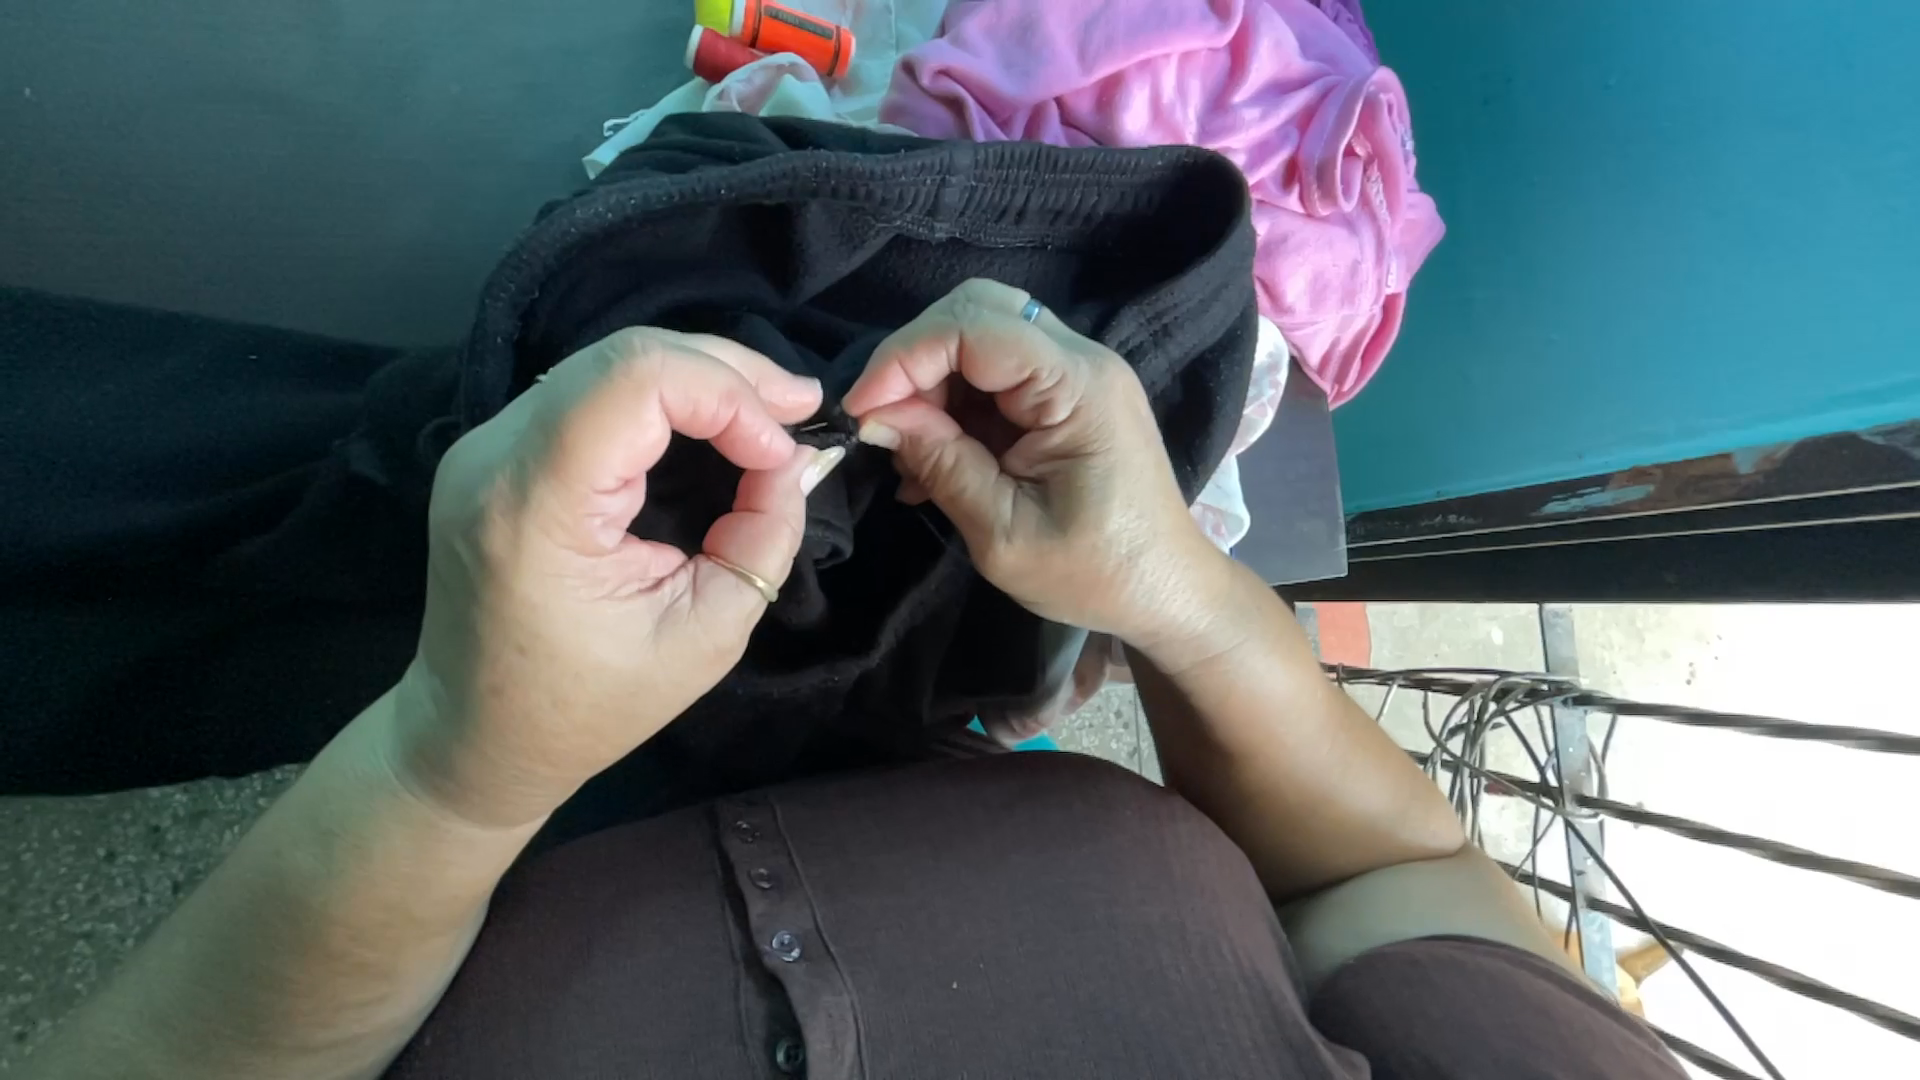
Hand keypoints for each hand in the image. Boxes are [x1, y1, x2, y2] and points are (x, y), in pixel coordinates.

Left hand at [385, 328, 842, 828]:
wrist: (476, 734)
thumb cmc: (591, 705)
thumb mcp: (708, 636)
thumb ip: (764, 539)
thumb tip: (793, 462)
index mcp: (535, 505)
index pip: (636, 380)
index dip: (729, 397)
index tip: (781, 456)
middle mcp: (498, 453)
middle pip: (629, 355)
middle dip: (733, 373)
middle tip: (803, 407)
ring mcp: (493, 444)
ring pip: (619, 363)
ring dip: (709, 378)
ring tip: (777, 411)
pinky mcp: (510, 450)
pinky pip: (606, 393)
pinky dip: (678, 398)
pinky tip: (723, 421)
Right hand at [842, 279, 1229, 657]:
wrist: (1164, 592)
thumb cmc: (1096, 574)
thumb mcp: (1005, 534)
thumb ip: (942, 465)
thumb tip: (876, 416)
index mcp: (1078, 387)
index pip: (974, 327)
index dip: (904, 358)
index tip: (860, 410)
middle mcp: (1083, 361)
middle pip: (978, 312)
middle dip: (915, 362)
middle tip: (885, 425)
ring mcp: (1078, 375)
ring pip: (982, 338)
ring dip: (932, 385)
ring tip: (910, 451)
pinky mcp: (1068, 398)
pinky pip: (997, 376)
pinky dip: (955, 406)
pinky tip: (936, 458)